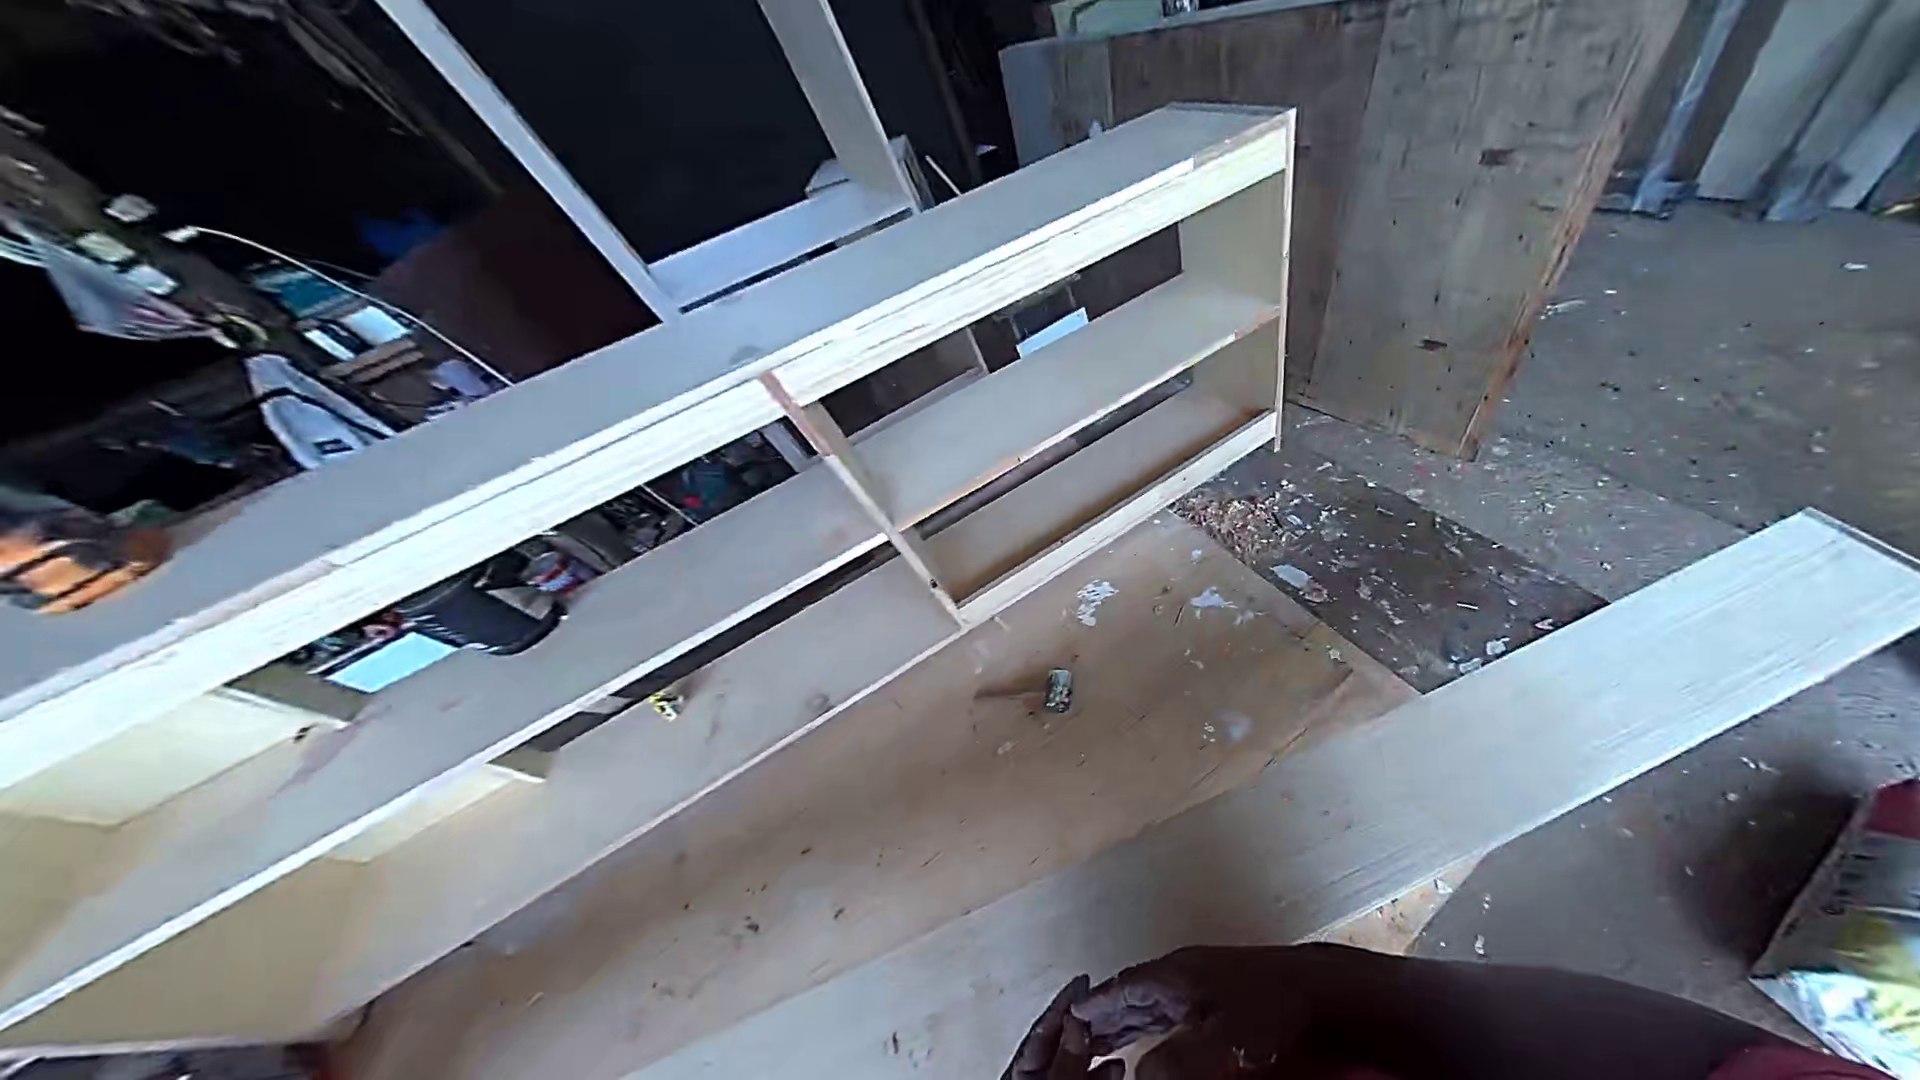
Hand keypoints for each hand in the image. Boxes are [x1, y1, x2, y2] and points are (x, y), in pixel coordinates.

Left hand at [1003, 976, 1123, 1079]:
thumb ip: (1066, 1055)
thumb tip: (1076, 1019)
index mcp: (1022, 1067)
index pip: (1044, 1025)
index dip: (1065, 1001)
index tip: (1083, 980)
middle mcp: (1035, 1073)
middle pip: (1061, 1041)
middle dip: (1084, 1023)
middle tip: (1104, 1004)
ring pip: (1076, 1061)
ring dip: (1097, 1049)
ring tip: (1116, 1036)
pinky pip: (1084, 1078)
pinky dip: (1101, 1072)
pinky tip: (1117, 1065)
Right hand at [1069, 947, 1341, 1079]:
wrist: (1312, 989)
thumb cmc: (1267, 1009)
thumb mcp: (1224, 1040)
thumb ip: (1181, 1060)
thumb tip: (1138, 1076)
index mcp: (1172, 976)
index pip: (1124, 988)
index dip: (1098, 1002)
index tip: (1071, 1013)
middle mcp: (1177, 975)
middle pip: (1131, 993)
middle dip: (1105, 1013)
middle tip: (1079, 1032)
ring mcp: (1194, 982)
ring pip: (1147, 1001)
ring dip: (1124, 1017)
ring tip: (1102, 1036)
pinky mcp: (1212, 994)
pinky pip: (1166, 1007)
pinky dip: (1146, 1020)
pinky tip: (1145, 1034)